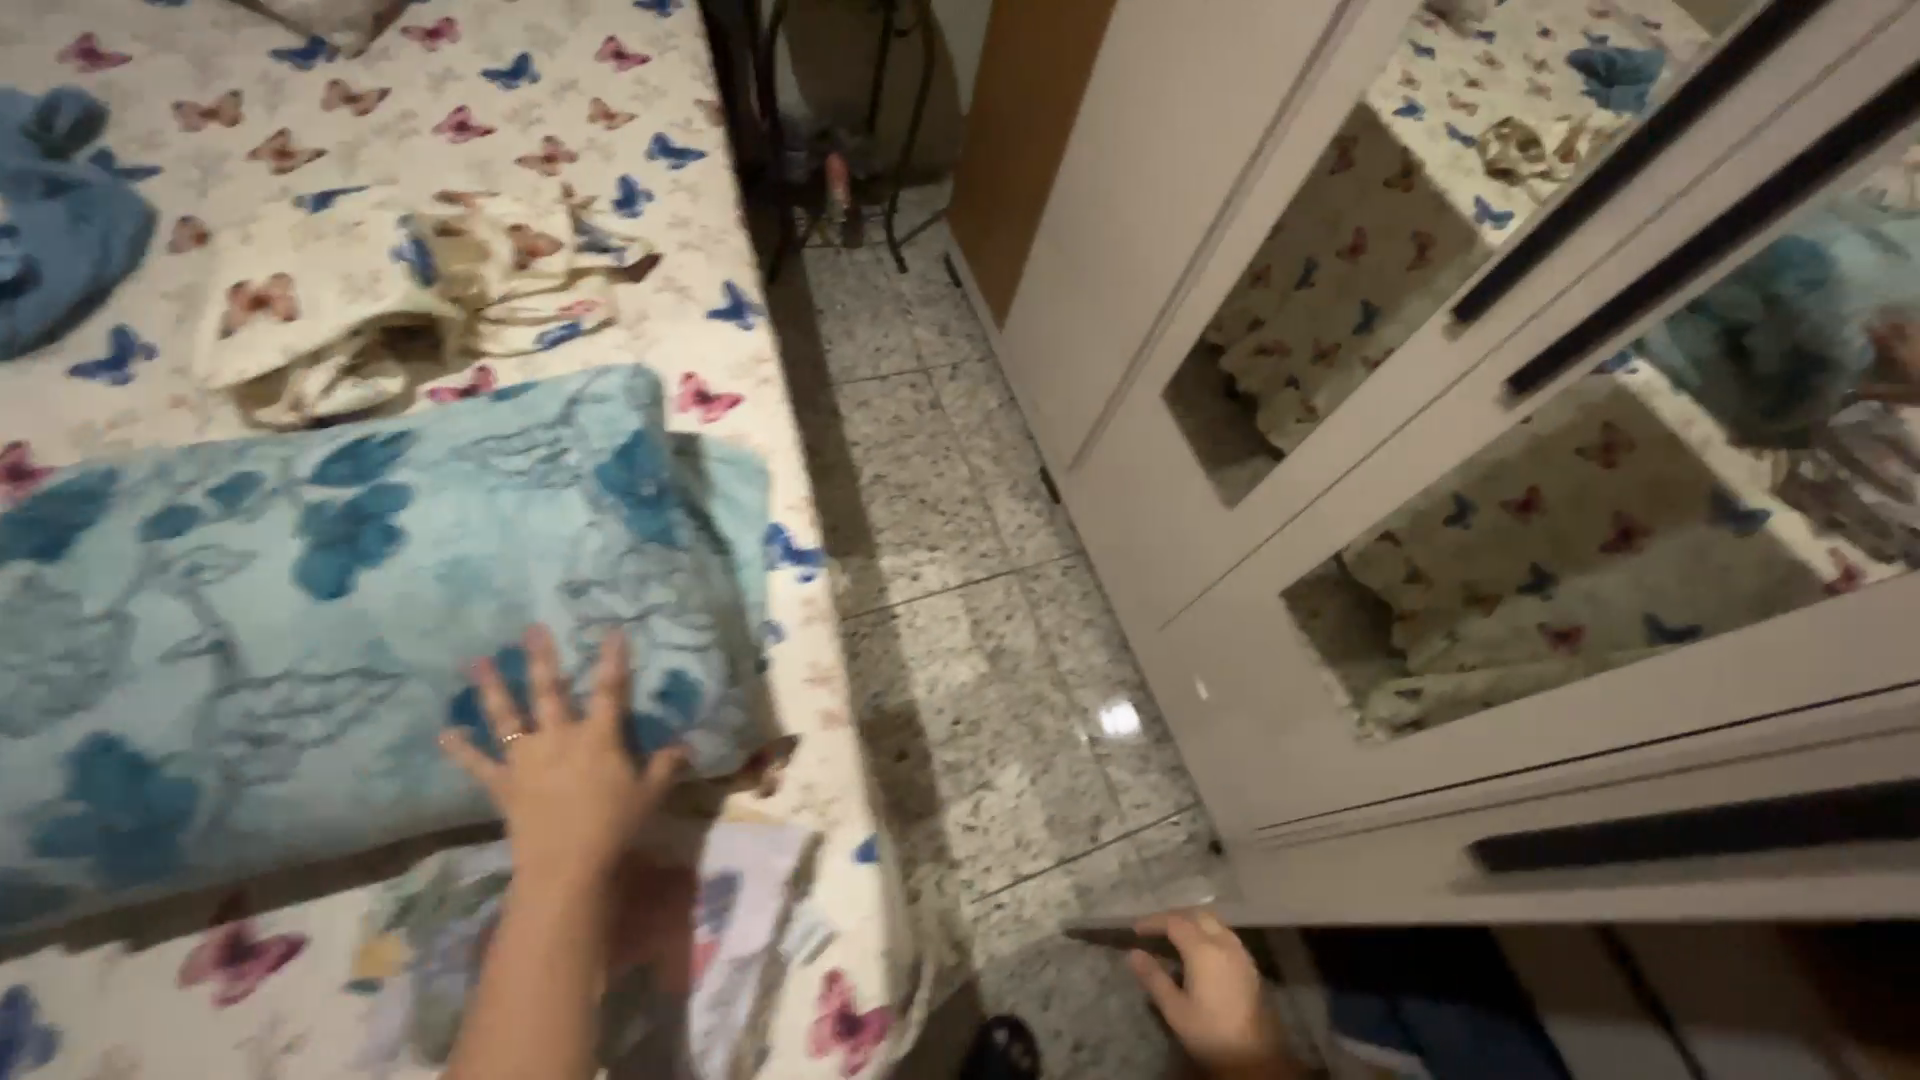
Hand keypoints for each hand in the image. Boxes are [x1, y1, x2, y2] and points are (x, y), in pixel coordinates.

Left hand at [440, 624, 686, 894]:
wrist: (566, 866)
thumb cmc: (615, 826)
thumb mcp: (651, 794)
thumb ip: (667, 765)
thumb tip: (685, 746)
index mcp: (599, 737)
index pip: (610, 690)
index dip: (613, 659)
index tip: (612, 631)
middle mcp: (560, 738)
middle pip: (549, 691)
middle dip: (541, 658)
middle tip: (531, 629)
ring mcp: (527, 759)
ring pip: (507, 717)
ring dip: (491, 688)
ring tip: (477, 661)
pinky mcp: (504, 784)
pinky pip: (478, 764)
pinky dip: (461, 748)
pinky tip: (445, 731)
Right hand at [1128, 910, 1288, 1079]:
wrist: (1255, 1059)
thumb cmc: (1210, 1033)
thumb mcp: (1175, 1010)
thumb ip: (1154, 978)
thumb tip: (1133, 954)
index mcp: (1203, 950)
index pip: (1174, 922)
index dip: (1153, 921)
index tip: (1136, 929)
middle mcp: (1224, 943)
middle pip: (1196, 915)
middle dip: (1173, 916)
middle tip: (1155, 928)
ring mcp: (1241, 953)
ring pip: (1214, 922)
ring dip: (1192, 921)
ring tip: (1175, 935)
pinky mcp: (1250, 965)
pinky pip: (1225, 934)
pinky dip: (1208, 931)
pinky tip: (1200, 949)